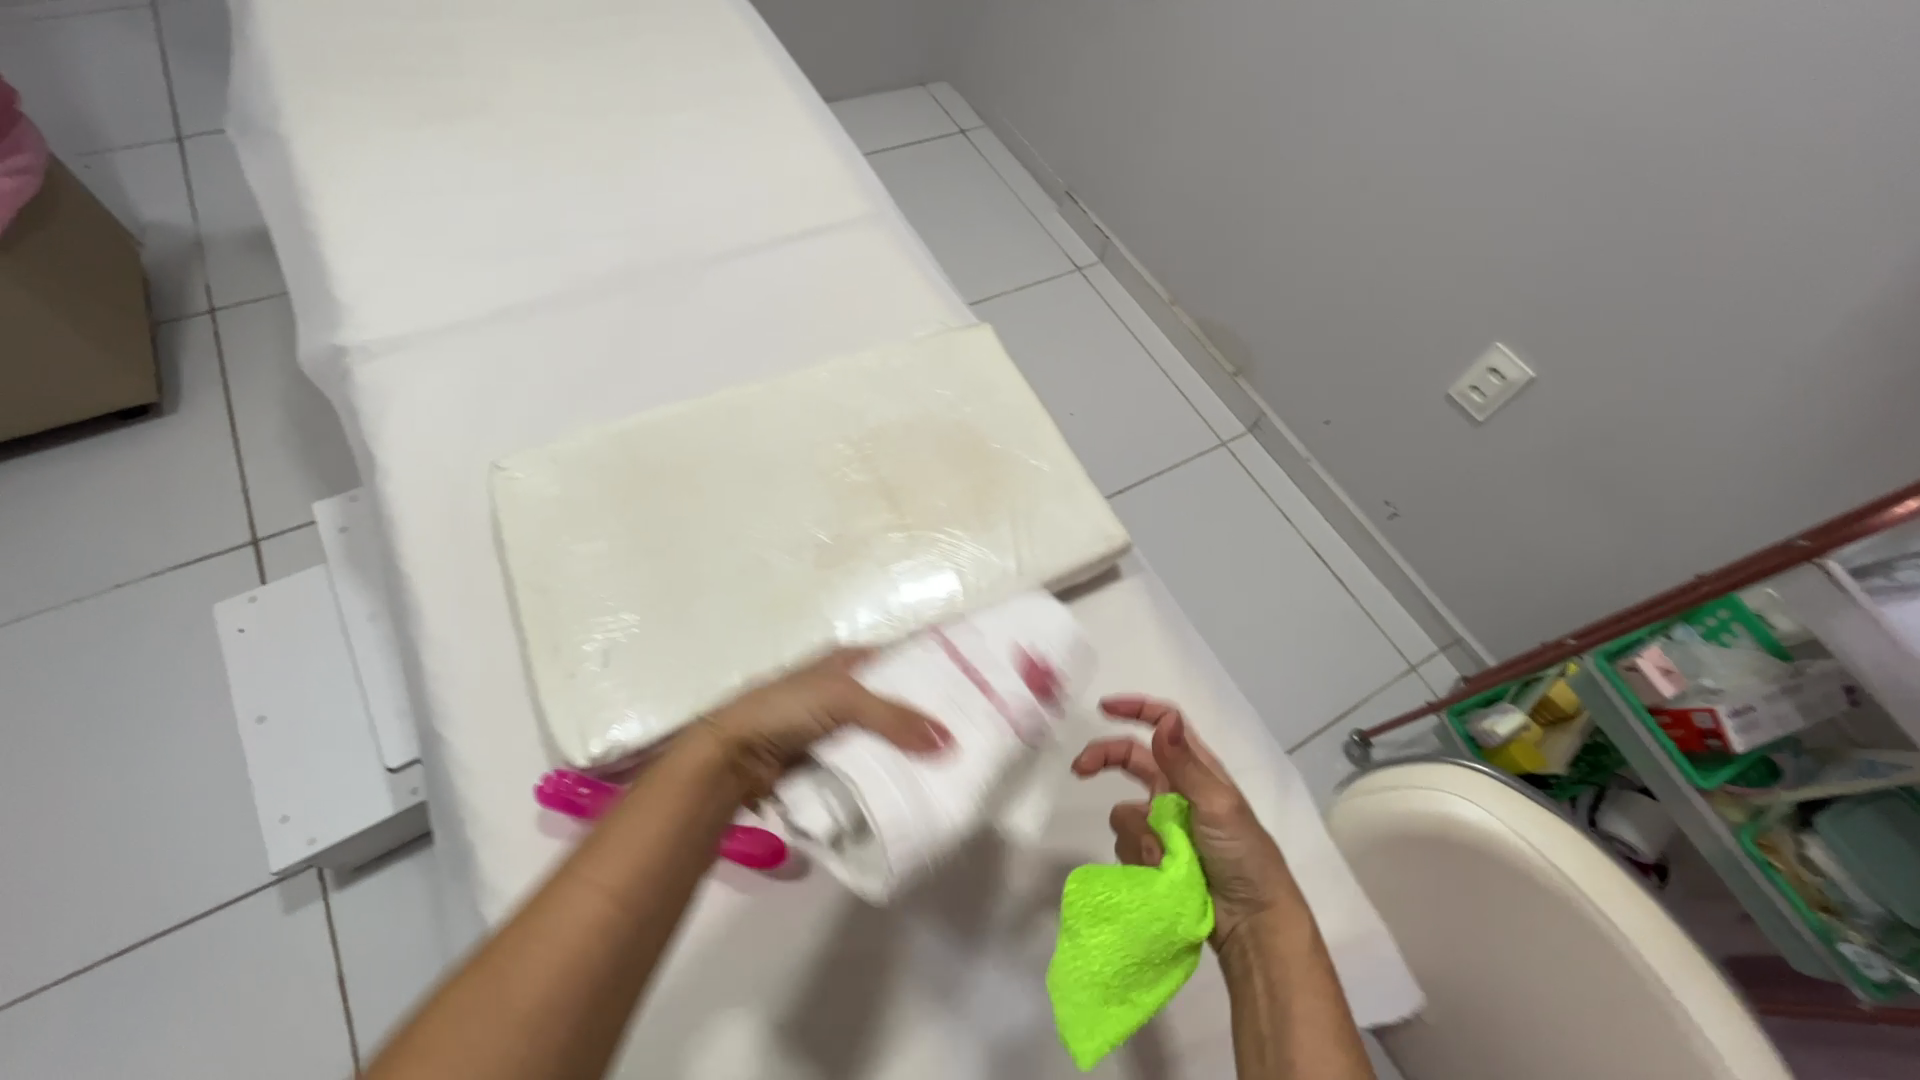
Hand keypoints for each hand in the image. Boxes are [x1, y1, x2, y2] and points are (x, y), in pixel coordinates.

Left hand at [693, 649, 951, 799]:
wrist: (730, 758)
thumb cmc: (785, 709)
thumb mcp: (843, 699)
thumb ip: (894, 717)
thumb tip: (949, 742)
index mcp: (848, 660)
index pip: (902, 660)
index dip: (933, 672)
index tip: (974, 690)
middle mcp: (845, 689)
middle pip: (896, 703)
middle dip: (926, 720)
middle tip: (971, 737)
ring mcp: (835, 728)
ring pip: (883, 738)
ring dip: (907, 751)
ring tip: (952, 766)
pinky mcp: (827, 760)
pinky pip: (867, 765)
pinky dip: (886, 773)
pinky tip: (915, 785)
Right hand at [1072, 695, 1296, 951]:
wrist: (1250, 921)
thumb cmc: (1243, 855)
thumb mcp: (1218, 805)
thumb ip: (1185, 764)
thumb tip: (1164, 720)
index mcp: (1197, 769)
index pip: (1163, 724)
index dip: (1135, 709)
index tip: (1103, 708)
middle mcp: (1176, 790)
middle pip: (1129, 759)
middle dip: (1103, 760)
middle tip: (1080, 771)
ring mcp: (1163, 825)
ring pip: (1123, 812)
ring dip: (1136, 833)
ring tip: (1162, 858)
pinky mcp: (1153, 856)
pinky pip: (1125, 844)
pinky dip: (1136, 856)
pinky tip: (1158, 873)